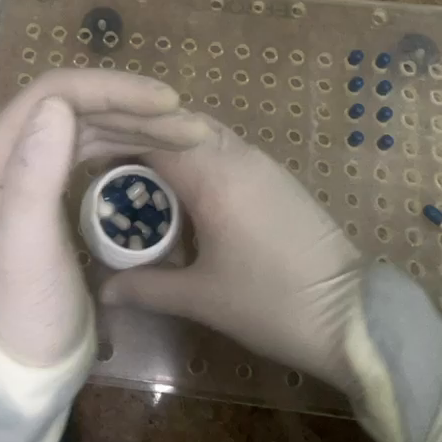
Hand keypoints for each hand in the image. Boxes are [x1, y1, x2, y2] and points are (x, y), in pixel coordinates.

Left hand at [0, 70, 207, 365]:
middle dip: (131, 105)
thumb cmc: (23, 310)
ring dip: (136, 122)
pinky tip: (161, 144)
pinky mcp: (51, 183)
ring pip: (88, 123)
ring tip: (188, 131)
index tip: (165, 102)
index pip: (51, 95)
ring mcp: (29, 166)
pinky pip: (93, 146)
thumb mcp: (26, 246)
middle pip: (73, 104)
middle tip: (187, 120)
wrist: (24, 365)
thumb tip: (59, 103)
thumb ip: (35, 174)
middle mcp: (5, 151)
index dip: (109, 90)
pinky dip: (128, 141)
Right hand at [100, 114, 364, 391]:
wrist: (354, 316)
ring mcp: (262, 162)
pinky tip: (184, 190)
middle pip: (178, 124)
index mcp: (214, 179)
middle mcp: (237, 157)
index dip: (115, 142)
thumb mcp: (203, 298)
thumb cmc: (272, 305)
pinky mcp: (278, 176)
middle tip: (109, 165)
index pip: (152, 138)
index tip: (86, 156)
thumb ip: (147, 287)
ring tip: (141, 176)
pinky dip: (197, 155)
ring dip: (171, 143)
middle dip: (141, 137)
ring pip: (204, 132)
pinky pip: (226, 147)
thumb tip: (103, 290)